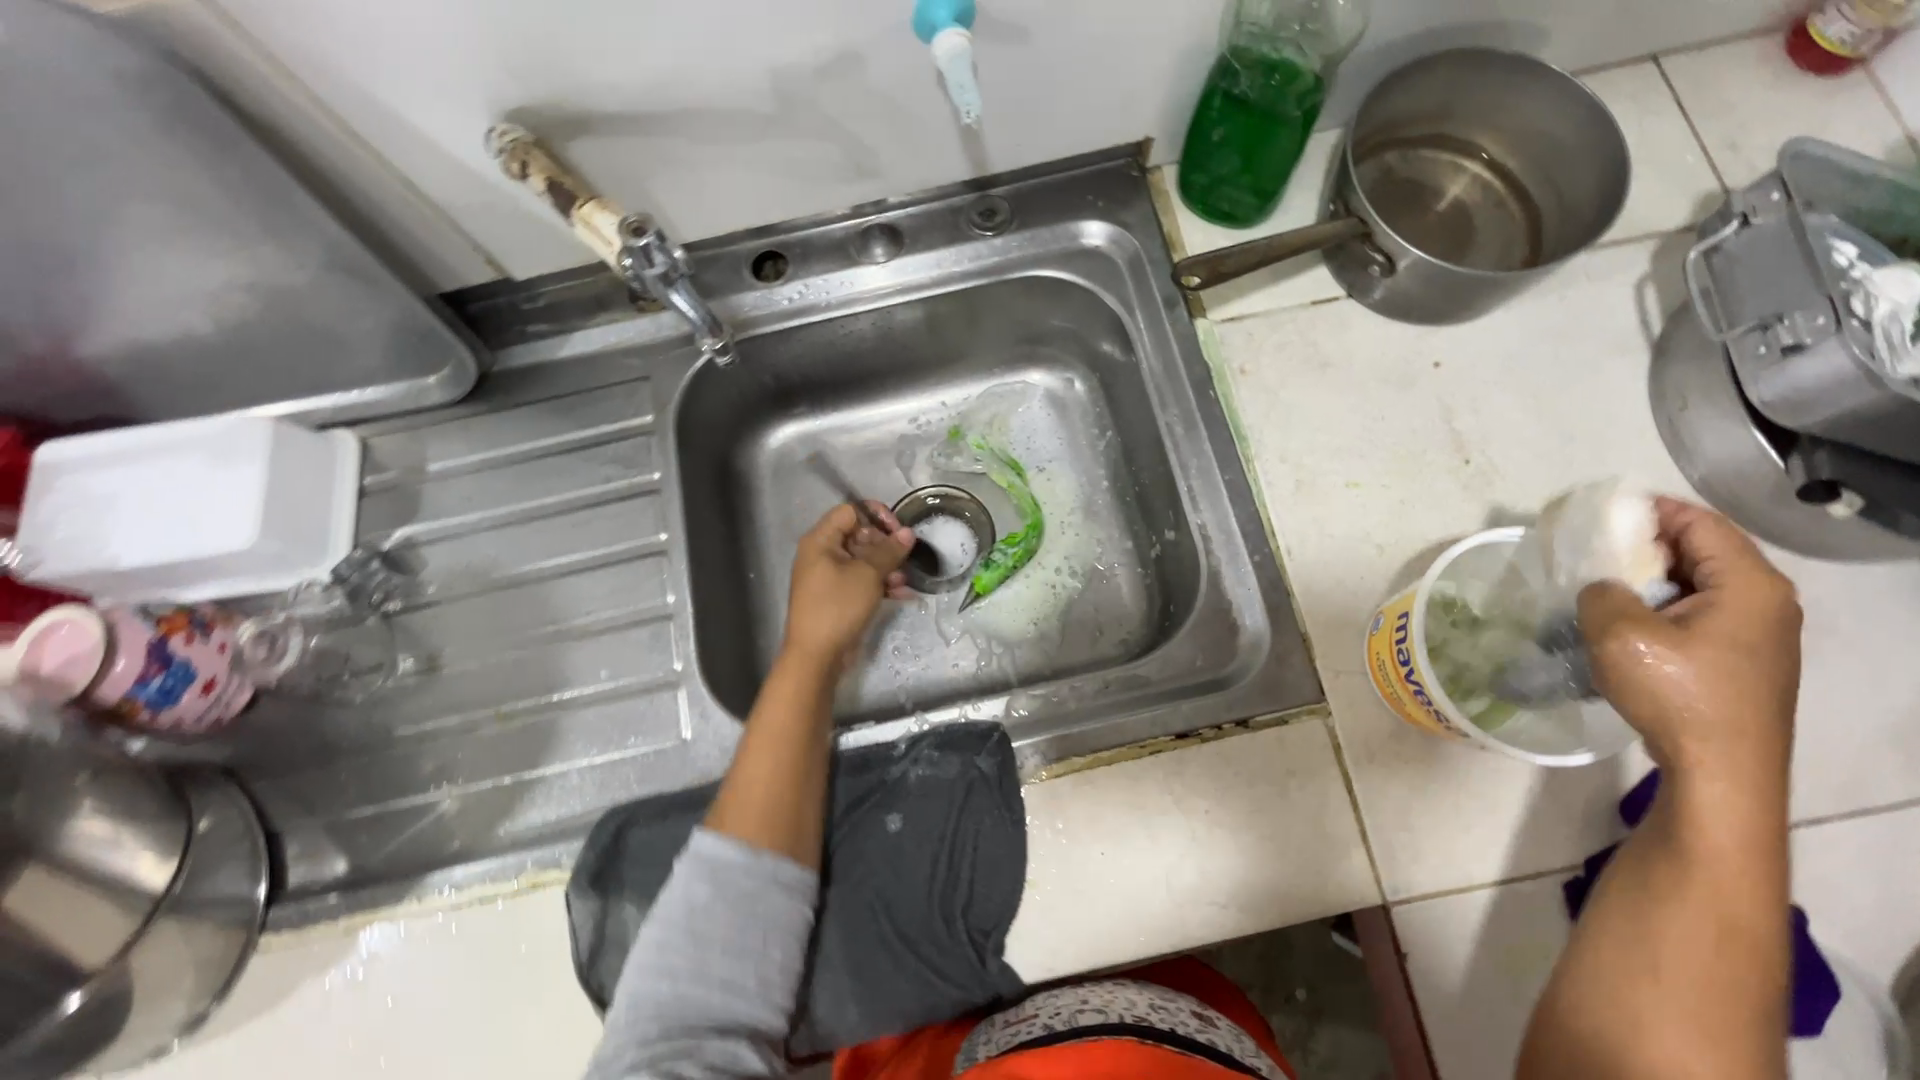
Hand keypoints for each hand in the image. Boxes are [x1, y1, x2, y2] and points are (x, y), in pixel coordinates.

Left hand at [781, 502, 915, 669]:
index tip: (898, 531)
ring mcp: (829, 577)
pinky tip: (902, 594)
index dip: (876, 516)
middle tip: (903, 558)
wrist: (817, 655)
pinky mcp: (837, 597)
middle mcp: (822, 554)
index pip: (850, 512)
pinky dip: (880, 584)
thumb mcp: (868, 575)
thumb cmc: (838, 606)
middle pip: (858, 535)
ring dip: (886, 568)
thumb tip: (907, 532)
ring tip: (903, 582)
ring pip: (863, 561)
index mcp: (820, 540)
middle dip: (884, 546)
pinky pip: (861, 581)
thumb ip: (889, 551)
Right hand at [1577, 496, 1801, 776]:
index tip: (1598, 514)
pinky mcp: (1744, 663)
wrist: (1722, 772)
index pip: (1700, 522)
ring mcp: (1760, 635)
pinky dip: (1663, 610)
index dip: (1649, 510)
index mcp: (1748, 583)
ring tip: (1600, 590)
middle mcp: (1767, 601)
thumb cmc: (1677, 694)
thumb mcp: (1619, 632)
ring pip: (1699, 587)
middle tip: (1590, 552)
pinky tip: (1626, 629)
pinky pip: (1701, 617)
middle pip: (1702, 552)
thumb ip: (1601, 592)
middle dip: (1645, 546)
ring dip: (1650, 583)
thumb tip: (1603, 589)